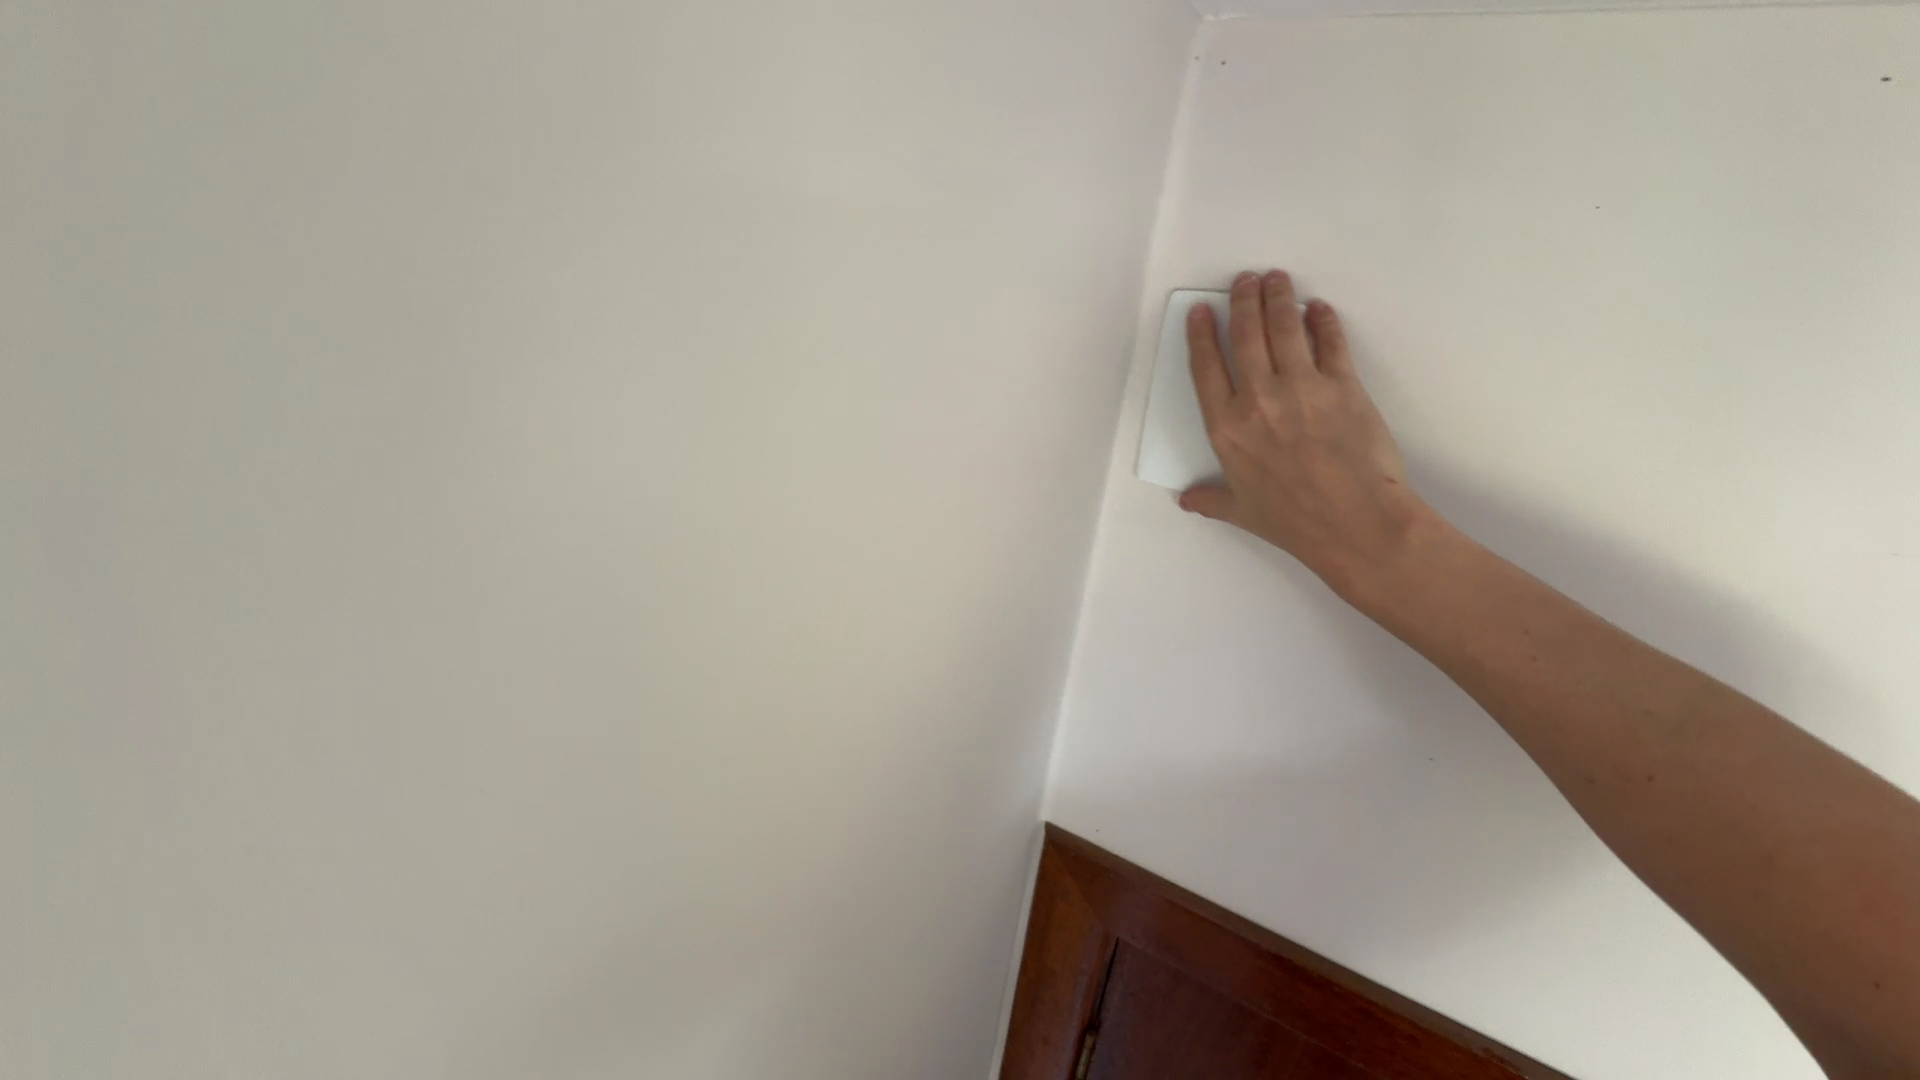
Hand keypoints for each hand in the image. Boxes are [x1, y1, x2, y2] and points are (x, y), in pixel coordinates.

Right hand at [1181, 270, 1442, 601]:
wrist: (1353, 521)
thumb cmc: (1292, 520)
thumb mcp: (1241, 511)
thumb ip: (1211, 499)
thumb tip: (1187, 500)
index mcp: (1226, 427)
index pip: (1207, 368)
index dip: (1203, 335)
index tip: (1202, 312)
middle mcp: (1257, 399)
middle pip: (1245, 336)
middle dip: (1243, 301)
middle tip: (1245, 280)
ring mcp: (1301, 387)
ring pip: (1284, 328)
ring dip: (1279, 298)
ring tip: (1276, 279)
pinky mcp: (1342, 385)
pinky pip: (1330, 342)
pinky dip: (1323, 321)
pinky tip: (1319, 309)